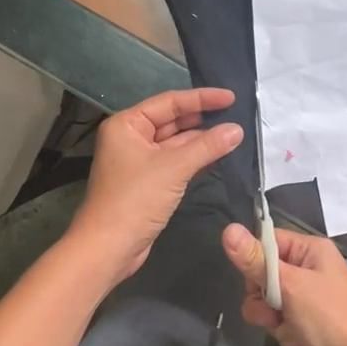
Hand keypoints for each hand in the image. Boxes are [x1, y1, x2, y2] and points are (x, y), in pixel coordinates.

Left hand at [67, 88, 242, 284]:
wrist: (109, 248)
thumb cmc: (135, 199)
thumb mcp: (173, 168)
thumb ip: (207, 146)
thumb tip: (237, 129)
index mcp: (128, 124)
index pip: (170, 102)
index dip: (202, 98)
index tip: (231, 97)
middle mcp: (131, 137)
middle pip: (172, 120)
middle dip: (203, 118)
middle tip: (236, 114)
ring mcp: (139, 161)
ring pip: (175, 143)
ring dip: (201, 140)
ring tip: (234, 133)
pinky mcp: (147, 182)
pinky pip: (175, 161)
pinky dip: (195, 158)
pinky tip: (218, 154)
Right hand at [222, 223, 346, 345]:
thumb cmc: (331, 317)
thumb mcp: (289, 286)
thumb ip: (256, 261)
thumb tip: (227, 229)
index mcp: (309, 249)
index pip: (266, 243)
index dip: (254, 264)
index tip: (254, 284)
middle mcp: (311, 268)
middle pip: (265, 276)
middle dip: (263, 299)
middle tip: (275, 311)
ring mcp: (312, 298)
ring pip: (272, 304)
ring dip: (275, 321)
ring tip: (293, 330)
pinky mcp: (313, 324)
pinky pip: (285, 324)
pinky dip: (288, 335)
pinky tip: (303, 343)